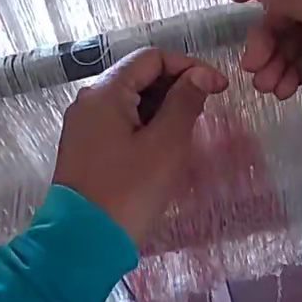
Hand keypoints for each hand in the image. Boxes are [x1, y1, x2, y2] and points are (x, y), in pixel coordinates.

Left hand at [51, 48, 228, 245]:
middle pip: (138, 76)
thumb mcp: (165, 145)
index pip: (151, 58)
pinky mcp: (85, 147)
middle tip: (204, 111)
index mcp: (104, 92)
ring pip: (129, 100)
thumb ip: (185, 102)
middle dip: (175, 87)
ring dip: (162, 107)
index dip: (189, 67)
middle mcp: (88, 101)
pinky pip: (119, 122)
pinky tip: (163, 147)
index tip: (218, 88)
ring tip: (187, 131)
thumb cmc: (129, 191)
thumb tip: (200, 76)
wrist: (83, 243)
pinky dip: (144, 125)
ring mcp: (83, 125)